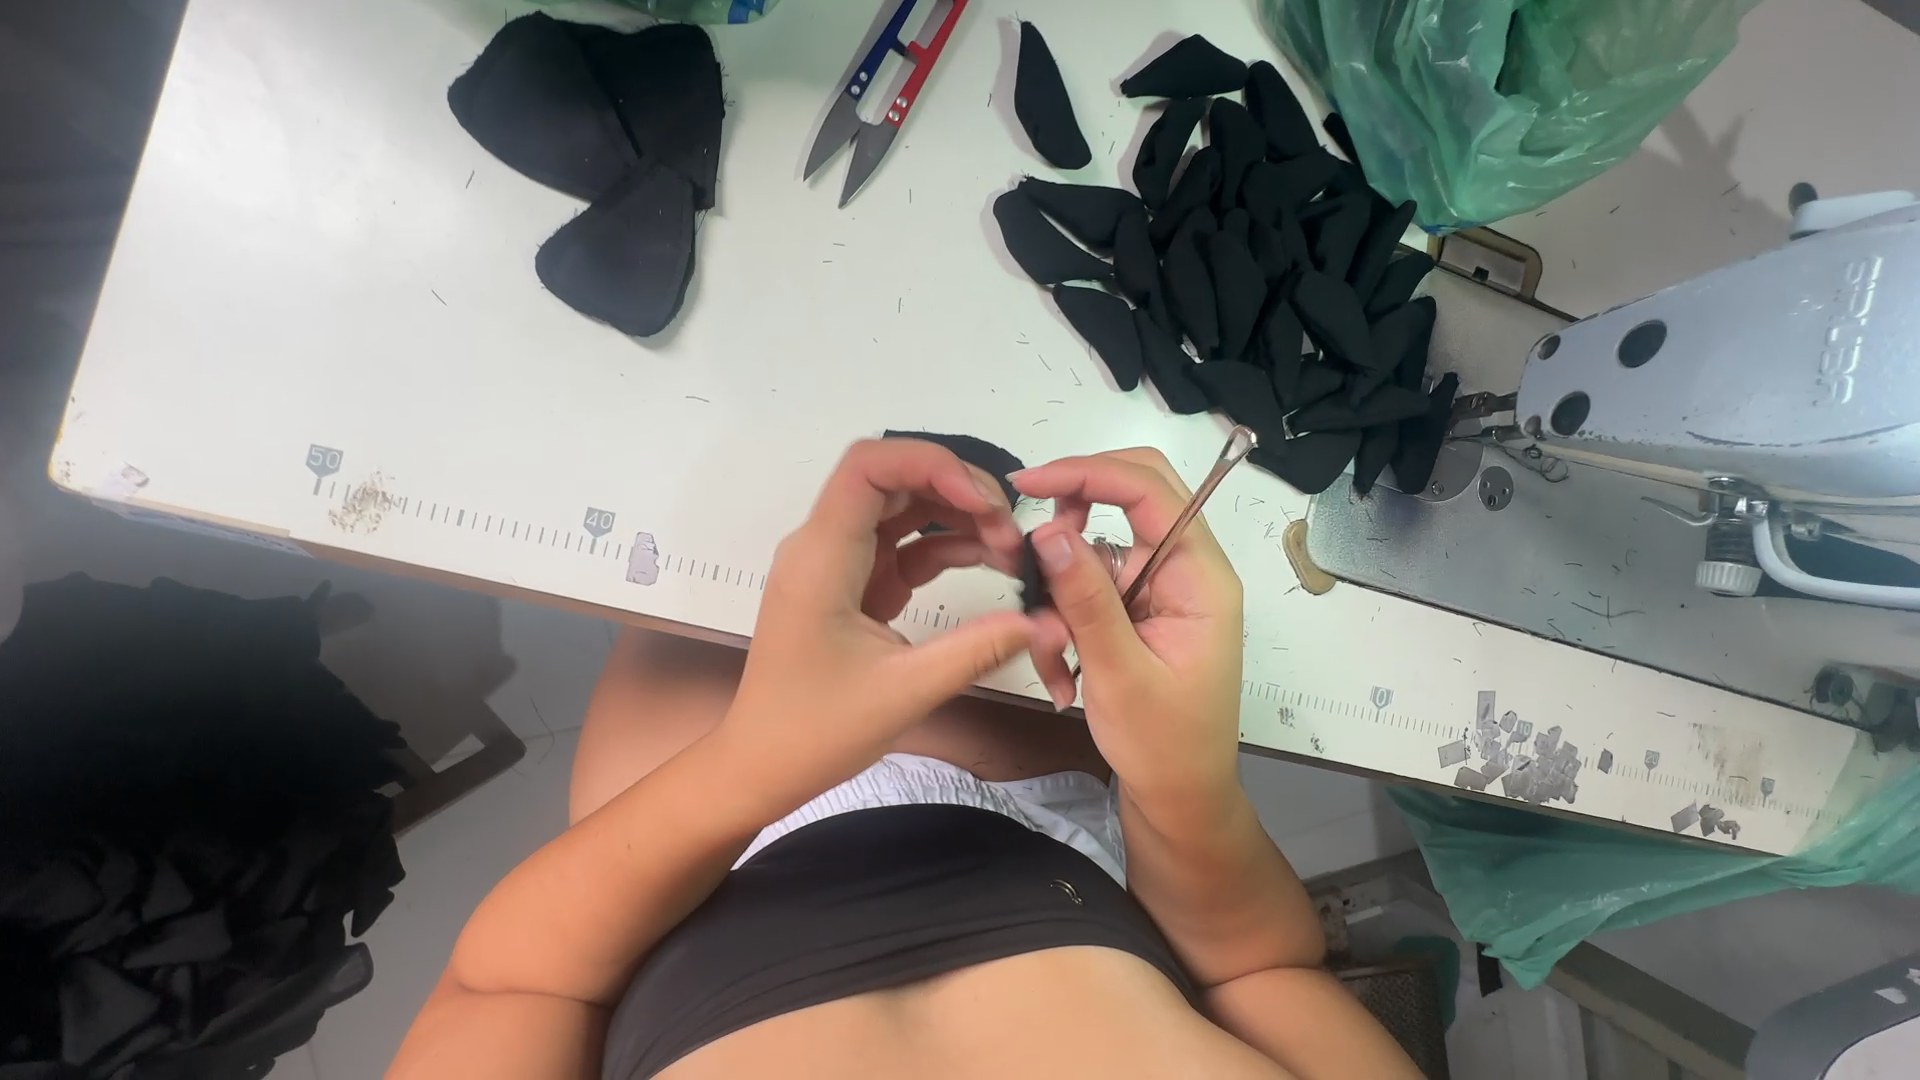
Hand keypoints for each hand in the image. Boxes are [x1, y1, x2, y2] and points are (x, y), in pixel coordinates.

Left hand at [717, 438, 1036, 805]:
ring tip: (1011, 549)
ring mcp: (840, 563)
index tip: (985, 501)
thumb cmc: (816, 731)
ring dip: (958, 519)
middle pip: (894, 481)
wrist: (762, 765)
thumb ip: (978, 649)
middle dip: (958, 491)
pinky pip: (904, 547)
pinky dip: (946, 548)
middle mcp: (825, 545)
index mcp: (822, 557)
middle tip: (1012, 531)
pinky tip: (990, 562)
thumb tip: (1046, 622)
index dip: (931, 463)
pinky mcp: (855, 585)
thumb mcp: (905, 691)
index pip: (869, 466)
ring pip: (903, 511)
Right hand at [1013, 448, 1243, 804]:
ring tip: (1053, 655)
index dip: (1089, 473)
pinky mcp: (1138, 605)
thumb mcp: (1119, 673)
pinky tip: (1062, 669)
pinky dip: (1064, 617)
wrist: (1180, 794)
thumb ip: (1086, 599)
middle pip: (1132, 494)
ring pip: (1098, 545)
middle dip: (1075, 507)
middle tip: (1029, 540)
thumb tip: (1048, 531)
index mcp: (1201, 576)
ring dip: (1061, 591)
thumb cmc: (1164, 744)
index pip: (1151, 489)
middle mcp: (1185, 567)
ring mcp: (1160, 585)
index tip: (1029, 485)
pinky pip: (1090, 585)